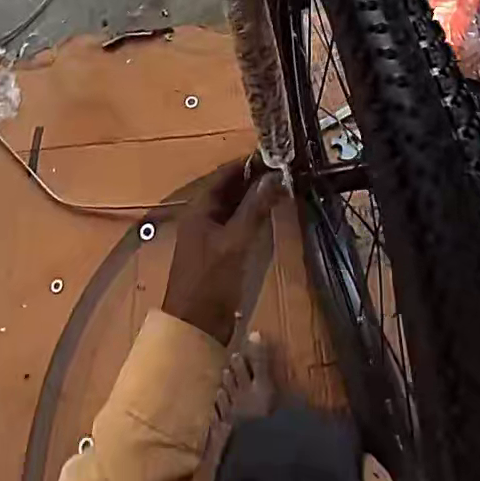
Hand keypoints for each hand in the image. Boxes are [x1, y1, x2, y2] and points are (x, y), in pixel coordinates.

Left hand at [161, 159, 283, 343]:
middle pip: (230, 188)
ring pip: (234, 206)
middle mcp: (203, 214)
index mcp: (200, 207)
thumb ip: (254, 209)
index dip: (247, 163)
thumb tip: (273, 177)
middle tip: (284, 170)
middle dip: (254, 178)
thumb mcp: (235, 242)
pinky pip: (237, 223)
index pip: (225, 174)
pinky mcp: (220, 250)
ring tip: (282, 187)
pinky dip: (252, 216)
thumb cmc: (211, 280)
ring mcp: (211, 233)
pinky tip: (270, 214)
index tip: (273, 155)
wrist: (195, 326)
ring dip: (255, 197)